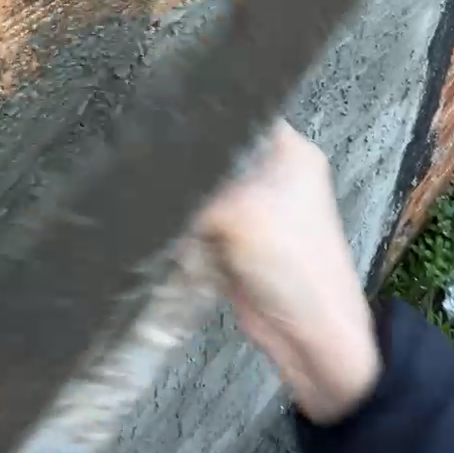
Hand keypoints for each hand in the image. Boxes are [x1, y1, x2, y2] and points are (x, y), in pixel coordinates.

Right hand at [16, 123, 378, 452]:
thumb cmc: (293, 264)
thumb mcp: (239, 212)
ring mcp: (251, 207)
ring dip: (178, 196)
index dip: (201, 115)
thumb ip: (191, 187)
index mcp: (288, 151)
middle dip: (181, 160)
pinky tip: (157, 220)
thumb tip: (145, 179)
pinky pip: (195, 219)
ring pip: (199, 187)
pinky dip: (179, 225)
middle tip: (141, 152)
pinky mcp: (233, 239)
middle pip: (212, 153)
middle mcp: (270, 173)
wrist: (312, 338)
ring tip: (142, 186)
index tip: (159, 114)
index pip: (238, 114)